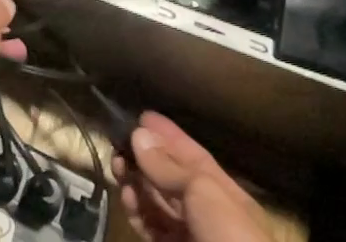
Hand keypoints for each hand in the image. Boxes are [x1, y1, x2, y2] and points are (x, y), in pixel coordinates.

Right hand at [113, 112, 269, 241]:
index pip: (195, 158)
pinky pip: (149, 226)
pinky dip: (135, 209)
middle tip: (120, 140)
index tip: (141, 116)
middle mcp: (207, 216)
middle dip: (146, 157)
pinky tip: (124, 193)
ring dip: (135, 181)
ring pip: (156, 203)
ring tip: (117, 164)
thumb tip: (139, 135)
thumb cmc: (229, 238)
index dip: (169, 136)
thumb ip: (170, 166)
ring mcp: (188, 238)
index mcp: (226, 197)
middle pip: (171, 179)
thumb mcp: (204, 192)